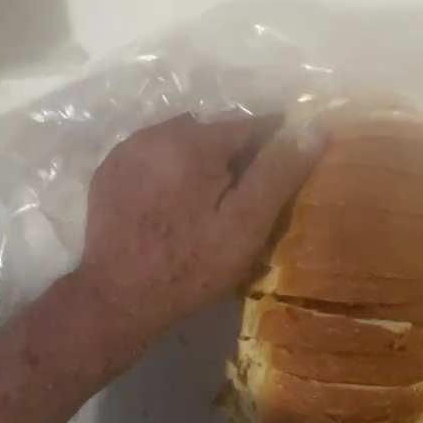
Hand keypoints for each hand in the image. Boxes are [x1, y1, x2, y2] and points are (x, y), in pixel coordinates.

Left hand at [77, 113, 318, 348]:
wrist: (117, 298)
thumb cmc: (189, 266)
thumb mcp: (245, 225)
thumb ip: (277, 171)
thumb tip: (313, 126)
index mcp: (192, 141)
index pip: (248, 125)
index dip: (273, 142)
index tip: (287, 163)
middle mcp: (155, 133)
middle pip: (212, 129)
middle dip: (234, 151)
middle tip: (247, 190)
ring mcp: (126, 149)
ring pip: (180, 138)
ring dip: (200, 155)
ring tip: (211, 195)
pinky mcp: (108, 170)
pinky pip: (152, 153)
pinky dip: (169, 165)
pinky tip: (175, 199)